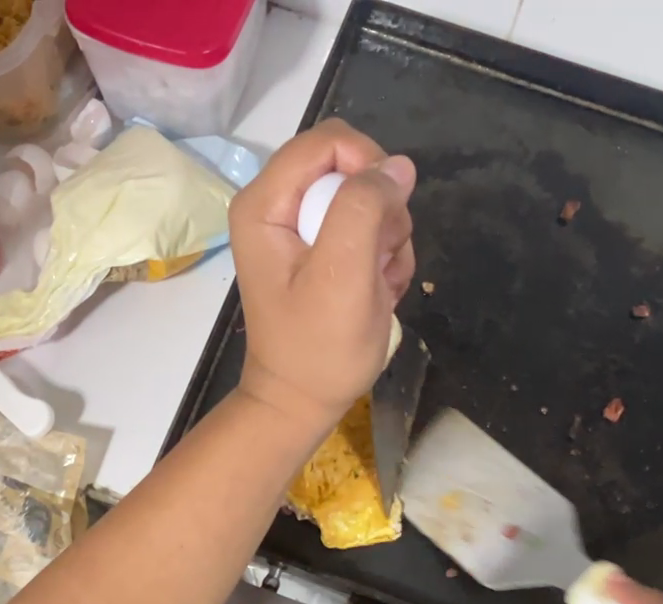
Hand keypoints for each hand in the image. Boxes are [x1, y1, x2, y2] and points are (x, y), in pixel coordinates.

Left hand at [228, 118, 416, 431]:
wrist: (303, 402)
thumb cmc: (318, 349)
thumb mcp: (344, 275)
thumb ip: (365, 208)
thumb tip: (397, 167)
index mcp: (265, 204)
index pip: (328, 141)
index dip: (368, 166)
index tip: (385, 215)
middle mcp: (279, 207)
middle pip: (352, 169)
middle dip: (380, 213)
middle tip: (376, 263)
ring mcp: (303, 230)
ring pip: (369, 201)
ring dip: (388, 242)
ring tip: (375, 287)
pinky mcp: (324, 252)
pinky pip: (371, 230)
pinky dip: (384, 260)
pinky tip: (376, 293)